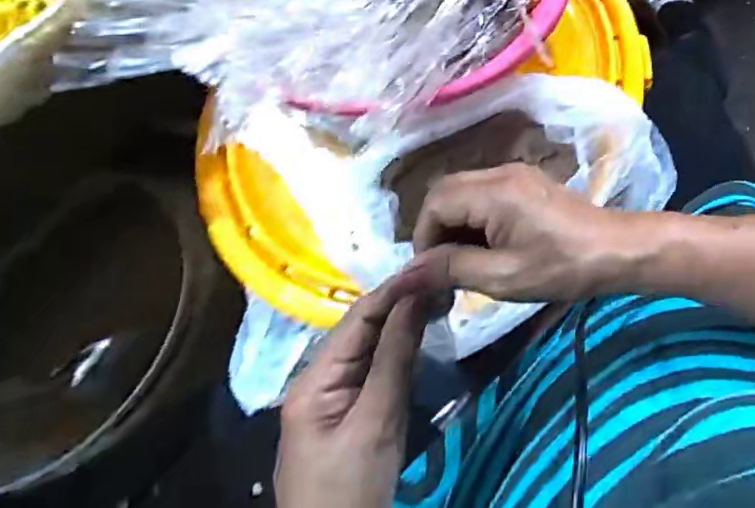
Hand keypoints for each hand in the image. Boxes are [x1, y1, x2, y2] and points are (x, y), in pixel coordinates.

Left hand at [273, 269, 446, 507]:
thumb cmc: (350, 491)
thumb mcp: (377, 422)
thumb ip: (395, 355)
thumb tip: (416, 295)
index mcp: (313, 379)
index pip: (357, 318)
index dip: (394, 290)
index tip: (431, 269)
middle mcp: (317, 379)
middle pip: (361, 328)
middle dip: (400, 302)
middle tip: (441, 280)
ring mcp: (330, 396)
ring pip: (368, 345)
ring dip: (401, 321)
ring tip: (437, 298)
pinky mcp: (345, 411)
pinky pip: (372, 366)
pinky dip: (397, 347)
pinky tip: (419, 333)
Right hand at [408, 163, 643, 303]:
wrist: (614, 250)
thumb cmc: (561, 266)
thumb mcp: (502, 277)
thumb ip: (451, 269)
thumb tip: (403, 276)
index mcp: (494, 190)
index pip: (435, 202)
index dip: (422, 239)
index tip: (430, 276)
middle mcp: (500, 172)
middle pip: (446, 192)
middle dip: (435, 231)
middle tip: (442, 273)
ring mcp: (515, 174)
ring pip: (464, 192)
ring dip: (455, 226)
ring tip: (462, 266)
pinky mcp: (526, 182)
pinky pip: (484, 193)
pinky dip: (474, 219)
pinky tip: (485, 249)